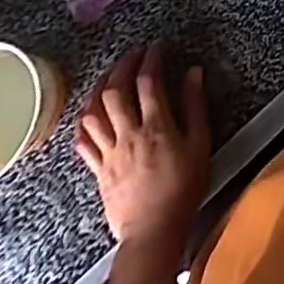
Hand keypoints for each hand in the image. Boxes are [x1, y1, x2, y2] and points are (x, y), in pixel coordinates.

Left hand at [76, 45, 209, 253]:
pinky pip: (83, 141)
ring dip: (100, 87)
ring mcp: (110, 152)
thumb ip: (195, 106)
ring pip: (94, 111)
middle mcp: (128, 135)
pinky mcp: (98, 169)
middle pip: (116, 89)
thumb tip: (194, 73)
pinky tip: (89, 112)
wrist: (154, 235)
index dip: (152, 59)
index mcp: (156, 128)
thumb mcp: (200, 146)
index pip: (149, 81)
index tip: (157, 48)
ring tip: (109, 75)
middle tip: (132, 54)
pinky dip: (84, 122)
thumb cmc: (182, 192)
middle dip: (122, 65)